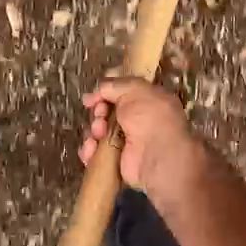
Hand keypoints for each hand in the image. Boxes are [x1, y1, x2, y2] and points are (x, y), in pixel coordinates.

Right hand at [79, 77, 208, 202]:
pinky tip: (92, 147)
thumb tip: (95, 94)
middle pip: (107, 111)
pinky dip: (90, 149)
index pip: (122, 93)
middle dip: (99, 111)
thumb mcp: (134, 90)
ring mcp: (127, 141)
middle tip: (101, 114)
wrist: (155, 156)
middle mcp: (139, 120)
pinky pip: (96, 151)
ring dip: (95, 129)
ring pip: (99, 130)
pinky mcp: (116, 159)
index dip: (105, 93)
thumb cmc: (149, 117)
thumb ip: (114, 86)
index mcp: (149, 101)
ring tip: (100, 133)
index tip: (93, 96)